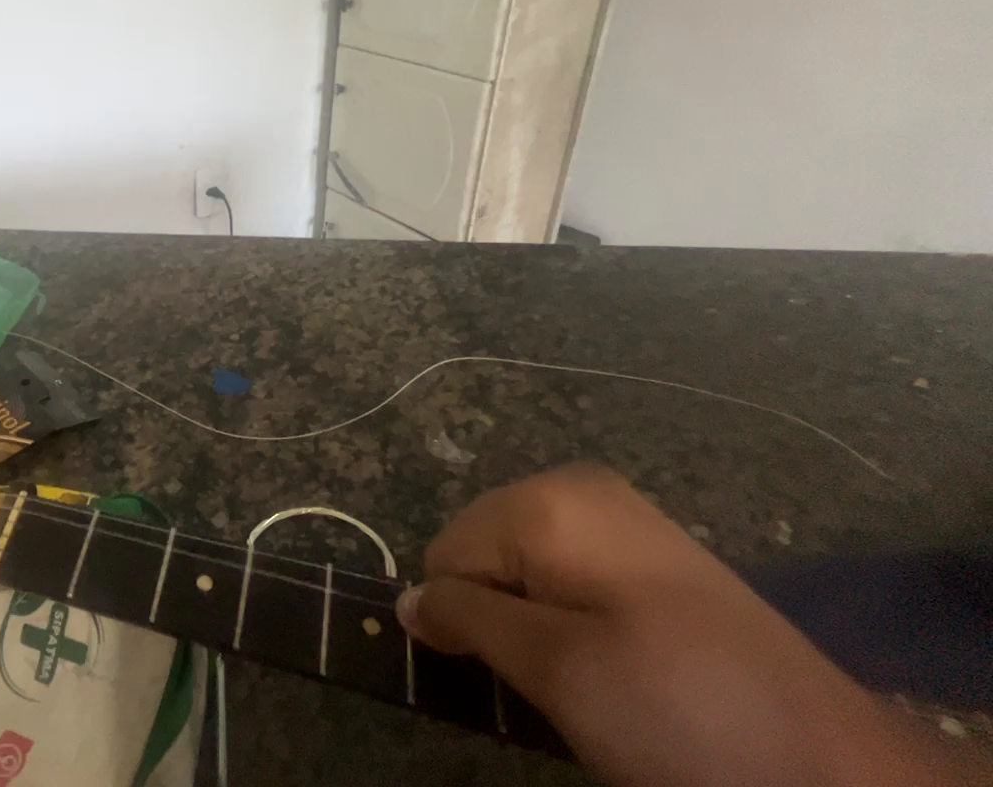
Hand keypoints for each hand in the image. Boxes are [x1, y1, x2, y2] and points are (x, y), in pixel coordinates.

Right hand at [395, 464, 978, 786]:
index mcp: (546, 502)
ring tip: (591, 672)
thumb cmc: (679, 708)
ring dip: (534, 624)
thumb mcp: (555, 668)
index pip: (444, 557)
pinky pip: (565, 574)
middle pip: (480, 554)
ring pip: (520, 568)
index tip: (515, 670)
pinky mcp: (648, 550)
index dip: (464, 618)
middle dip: (500, 616)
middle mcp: (576, 488)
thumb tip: (404, 601)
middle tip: (559, 675)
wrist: (843, 769)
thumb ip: (467, 620)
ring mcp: (619, 515)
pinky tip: (617, 657)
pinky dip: (569, 618)